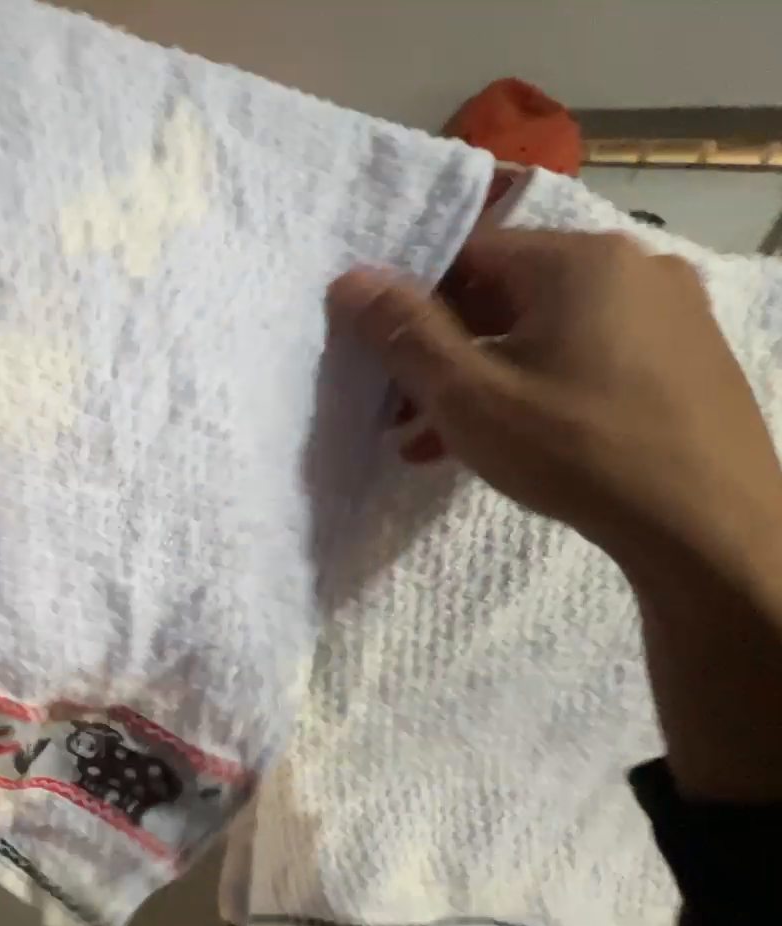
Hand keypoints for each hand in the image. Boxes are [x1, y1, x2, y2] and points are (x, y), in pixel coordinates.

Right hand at [331, 228, 781, 801]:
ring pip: (517, 339)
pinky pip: (552, 367)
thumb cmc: (580, 456)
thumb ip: (400, 334)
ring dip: (454, 380)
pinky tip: (457, 450)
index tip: (349, 339)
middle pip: (490, 295)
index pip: (463, 252)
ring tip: (406, 437)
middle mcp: (620, 282)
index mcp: (578, 269)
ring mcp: (644, 330)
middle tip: (371, 399)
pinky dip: (498, 399)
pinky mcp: (655, 378)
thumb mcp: (464, 396)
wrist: (718, 538)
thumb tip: (340, 280)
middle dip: (424, 347)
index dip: (399, 292)